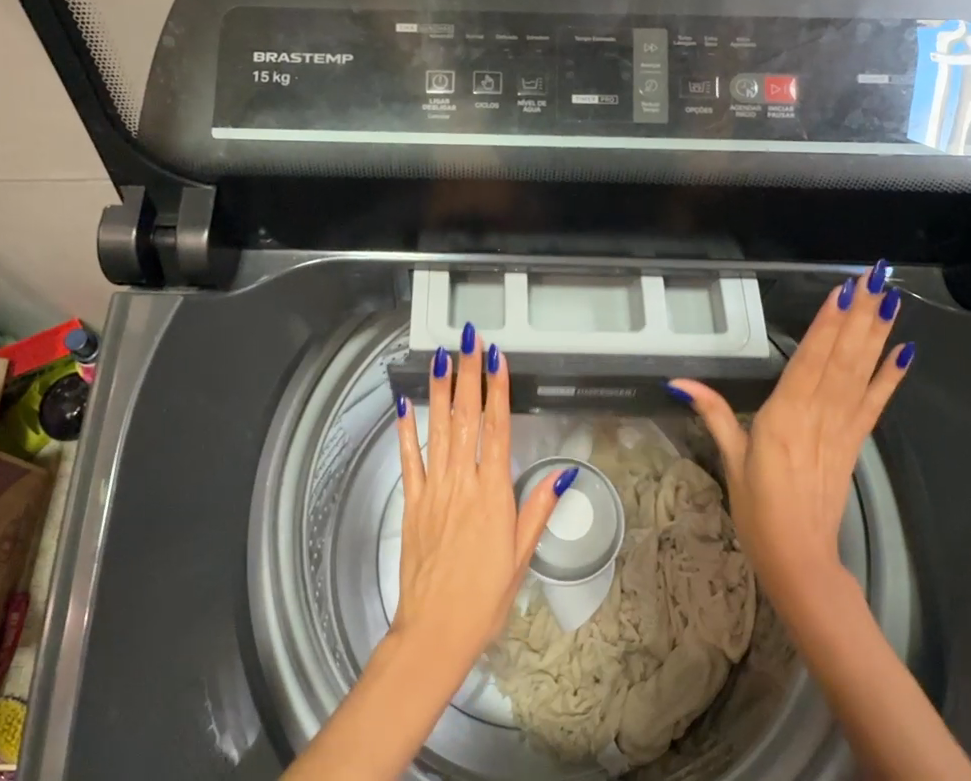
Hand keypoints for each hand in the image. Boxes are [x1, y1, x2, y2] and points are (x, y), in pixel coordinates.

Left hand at [391, 324, 566, 673]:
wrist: (436, 629)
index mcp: (493, 495)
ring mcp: (433, 491)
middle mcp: (462, 484)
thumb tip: (565, 474)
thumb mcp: (521, 557)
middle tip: (468, 341)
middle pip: (466, 419)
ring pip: (438, 431)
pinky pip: (409, 460)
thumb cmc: (484, 598)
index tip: (497, 359)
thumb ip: (537, 510)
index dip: (497, 390)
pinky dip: (406, 430)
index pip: (496, 430)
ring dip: (440, 391)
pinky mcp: (412, 503)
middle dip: (468, 376)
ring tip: (442, 358)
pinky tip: (405, 404)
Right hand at [669, 261, 912, 577]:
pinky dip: (891, 377)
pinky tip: (904, 352)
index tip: (842, 293)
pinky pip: (875, 404)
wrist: (799, 555)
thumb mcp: (730, 460)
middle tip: (876, 279)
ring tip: (890, 300)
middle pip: (840, 358)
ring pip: (860, 373)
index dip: (826, 326)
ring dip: (877, 335)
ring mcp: (841, 429)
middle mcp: (817, 416)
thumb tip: (680, 381)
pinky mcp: (856, 444)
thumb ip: (715, 415)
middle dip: (858, 316)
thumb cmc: (757, 510)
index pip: (808, 361)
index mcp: (783, 417)